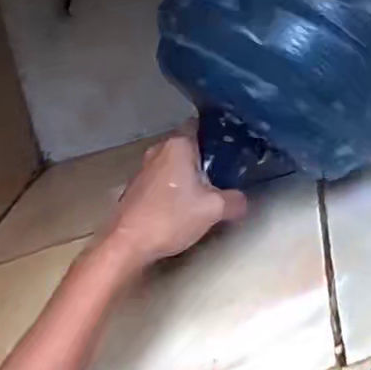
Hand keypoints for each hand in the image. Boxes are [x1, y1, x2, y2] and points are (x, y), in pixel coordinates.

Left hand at [101, 132, 247, 267]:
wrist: (126, 244)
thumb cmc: (170, 217)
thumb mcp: (212, 210)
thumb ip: (234, 201)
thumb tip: (244, 200)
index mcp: (178, 144)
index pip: (199, 125)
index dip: (215, 133)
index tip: (229, 145)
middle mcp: (159, 148)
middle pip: (187, 145)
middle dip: (202, 157)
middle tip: (221, 173)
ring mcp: (144, 167)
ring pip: (172, 162)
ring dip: (185, 173)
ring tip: (202, 191)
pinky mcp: (135, 186)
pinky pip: (160, 178)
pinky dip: (170, 186)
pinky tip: (178, 205)